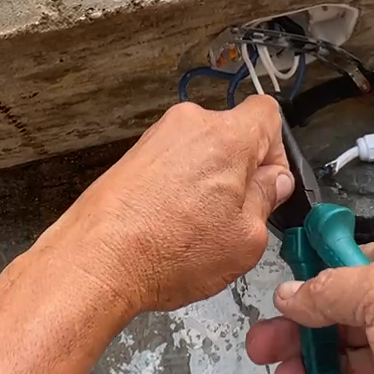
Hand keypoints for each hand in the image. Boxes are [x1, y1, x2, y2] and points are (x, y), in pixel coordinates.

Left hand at [34, 95, 293, 315]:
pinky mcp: (136, 153)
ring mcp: (159, 136)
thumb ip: (268, 200)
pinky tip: (171, 224)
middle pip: (233, 134)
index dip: (276, 151)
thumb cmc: (165, 251)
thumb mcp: (245, 240)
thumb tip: (273, 184)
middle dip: (240, 171)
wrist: (97, 259)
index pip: (269, 113)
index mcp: (227, 137)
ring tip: (195, 227)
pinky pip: (173, 162)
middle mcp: (191, 124)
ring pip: (202, 150)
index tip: (268, 183)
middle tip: (233, 215)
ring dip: (207, 181)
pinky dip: (178, 187)